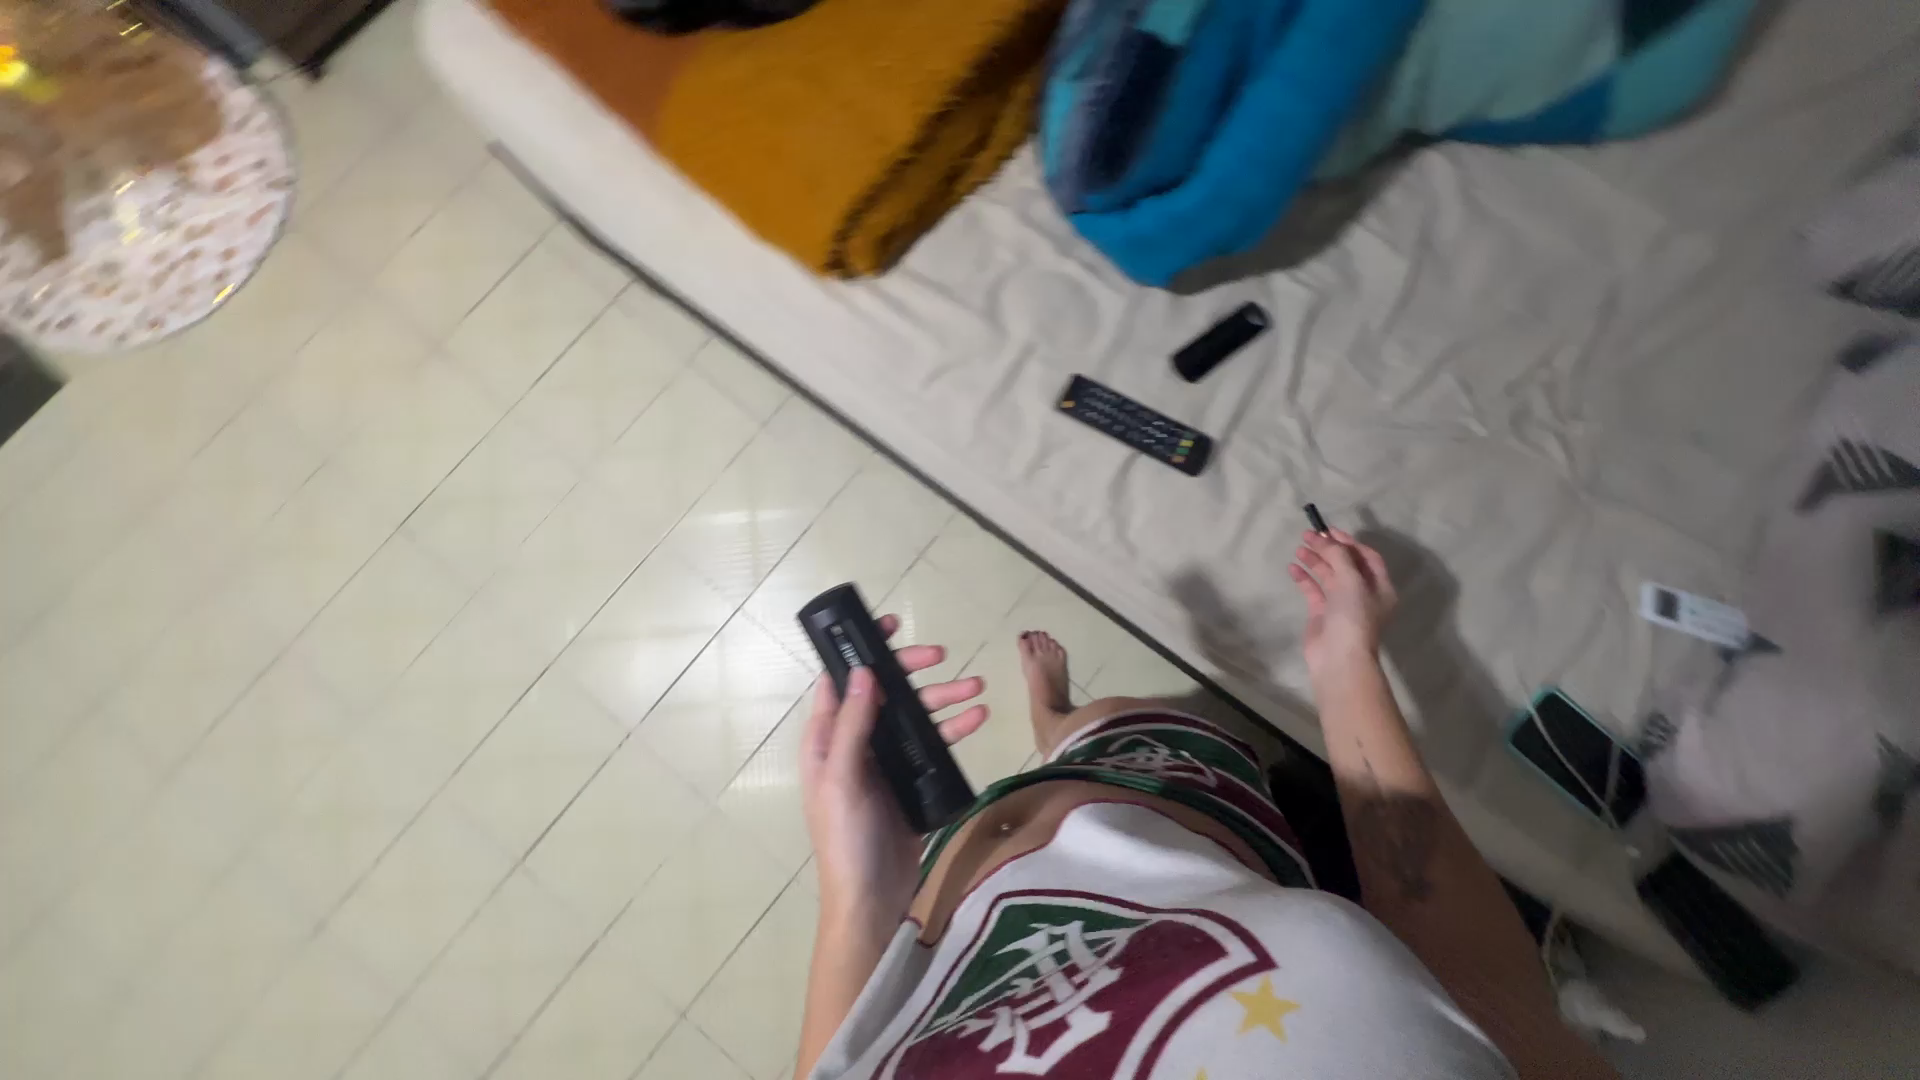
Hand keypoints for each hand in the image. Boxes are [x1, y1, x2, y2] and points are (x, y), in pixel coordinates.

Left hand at [800, 615, 987, 925]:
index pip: (844, 679)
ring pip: (916, 714)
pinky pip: (935, 742)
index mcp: (828, 737)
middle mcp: (856, 741)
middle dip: (912, 669)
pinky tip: (978, 717)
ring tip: (977, 686)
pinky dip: (955, 727)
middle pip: (887, 690)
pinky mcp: (912, 778)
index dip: (864, 649)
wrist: (873, 899)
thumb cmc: (846, 838)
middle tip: (940, 654)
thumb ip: (853, 725)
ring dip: (943, 697)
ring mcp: (886, 759)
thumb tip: (865, 671)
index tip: (891, 624)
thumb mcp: (842, 778)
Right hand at [1288, 528, 1396, 681]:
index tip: (1328, 531)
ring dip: (1315, 561)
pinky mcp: (1322, 613)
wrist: (1339, 656)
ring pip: (1328, 576)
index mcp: (1379, 587)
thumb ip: (1338, 556)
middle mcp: (1362, 594)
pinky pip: (1313, 590)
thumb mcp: (1351, 581)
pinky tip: (1292, 568)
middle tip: (1309, 535)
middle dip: (1328, 549)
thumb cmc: (1352, 616)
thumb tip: (1324, 539)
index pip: (1366, 557)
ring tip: (1299, 548)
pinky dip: (1304, 578)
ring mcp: (1341, 604)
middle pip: (1345, 564)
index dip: (1349, 542)